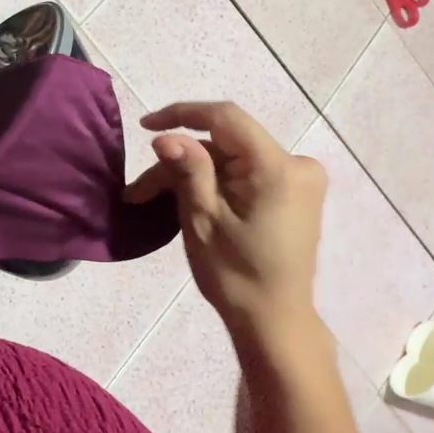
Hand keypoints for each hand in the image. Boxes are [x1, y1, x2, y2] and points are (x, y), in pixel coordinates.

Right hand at [123, 102, 326, 342]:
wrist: (273, 318)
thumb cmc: (235, 272)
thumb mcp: (202, 220)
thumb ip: (188, 171)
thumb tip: (166, 136)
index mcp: (277, 168)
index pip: (225, 118)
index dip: (182, 114)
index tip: (144, 127)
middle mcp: (296, 165)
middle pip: (222, 146)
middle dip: (177, 162)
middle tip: (136, 192)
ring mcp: (297, 180)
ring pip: (228, 161)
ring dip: (188, 176)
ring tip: (148, 202)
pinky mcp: (291, 194)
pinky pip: (242, 174)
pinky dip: (210, 184)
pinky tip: (183, 201)